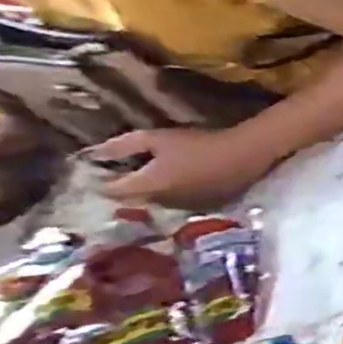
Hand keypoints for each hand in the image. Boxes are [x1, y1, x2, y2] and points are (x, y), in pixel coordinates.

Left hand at [90, 127, 273, 207]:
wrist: (249, 152)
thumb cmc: (200, 143)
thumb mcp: (156, 137)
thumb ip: (121, 146)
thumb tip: (93, 154)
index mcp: (146, 186)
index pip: (109, 190)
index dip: (103, 180)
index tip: (107, 168)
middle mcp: (163, 202)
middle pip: (135, 199)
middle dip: (132, 187)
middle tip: (138, 170)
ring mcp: (188, 206)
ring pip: (160, 202)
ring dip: (158, 192)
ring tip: (167, 175)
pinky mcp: (209, 205)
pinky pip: (184, 203)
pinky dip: (180, 194)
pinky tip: (191, 181)